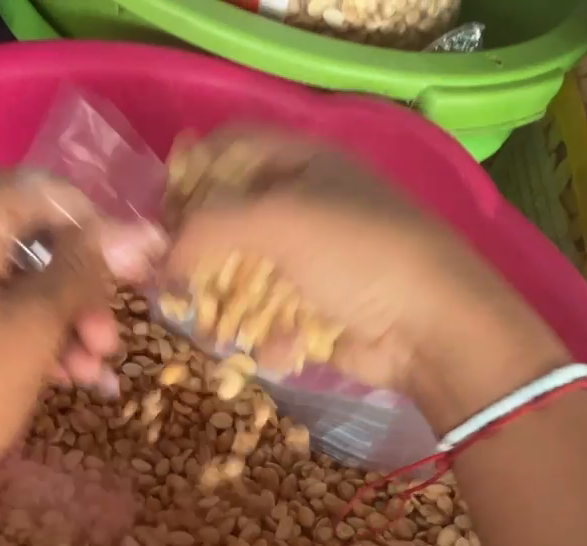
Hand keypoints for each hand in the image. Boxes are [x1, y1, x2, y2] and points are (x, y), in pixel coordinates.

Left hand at [0, 170, 160, 514]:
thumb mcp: (32, 328)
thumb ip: (84, 272)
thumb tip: (140, 229)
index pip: (46, 195)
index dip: (101, 233)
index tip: (139, 280)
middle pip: (30, 242)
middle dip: (81, 292)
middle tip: (109, 344)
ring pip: (12, 284)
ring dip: (61, 324)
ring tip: (92, 376)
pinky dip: (26, 339)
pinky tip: (62, 379)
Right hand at [162, 131, 568, 431]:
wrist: (428, 326)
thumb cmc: (356, 254)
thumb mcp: (277, 221)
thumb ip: (206, 229)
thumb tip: (158, 259)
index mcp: (301, 163)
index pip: (227, 152)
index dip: (187, 179)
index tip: (158, 218)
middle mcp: (303, 208)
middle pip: (228, 222)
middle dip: (200, 257)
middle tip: (172, 284)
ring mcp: (310, 265)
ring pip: (243, 280)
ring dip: (229, 308)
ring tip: (216, 330)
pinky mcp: (315, 314)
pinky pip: (270, 322)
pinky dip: (270, 339)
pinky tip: (279, 351)